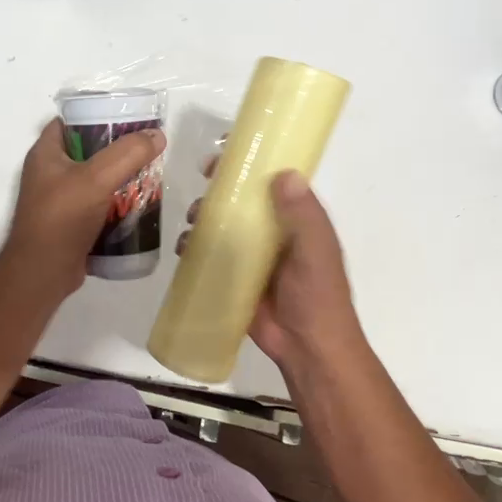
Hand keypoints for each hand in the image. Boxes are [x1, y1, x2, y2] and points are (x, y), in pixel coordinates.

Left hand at [0, 118, 165, 299]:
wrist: (42, 274)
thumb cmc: (62, 219)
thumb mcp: (96, 179)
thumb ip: (127, 154)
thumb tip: (156, 135)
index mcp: (45, 155)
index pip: (68, 122)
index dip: (95, 116)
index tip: (126, 119)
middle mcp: (48, 174)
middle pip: (86, 151)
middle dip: (115, 150)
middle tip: (144, 150)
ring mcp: (57, 202)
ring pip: (93, 181)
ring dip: (118, 180)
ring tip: (147, 177)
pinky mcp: (69, 225)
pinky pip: (95, 207)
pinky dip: (114, 205)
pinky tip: (138, 207)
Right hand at [177, 167, 364, 373]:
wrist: (306, 346)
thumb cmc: (318, 296)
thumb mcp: (317, 251)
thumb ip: (304, 216)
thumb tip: (285, 173)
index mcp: (297, 221)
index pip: (273, 182)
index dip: (251, 166)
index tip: (226, 155)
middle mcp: (273, 232)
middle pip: (241, 201)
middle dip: (218, 191)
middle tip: (201, 187)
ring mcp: (252, 256)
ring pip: (222, 226)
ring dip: (203, 218)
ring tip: (191, 222)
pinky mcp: (233, 278)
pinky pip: (210, 256)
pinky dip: (194, 248)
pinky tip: (183, 249)